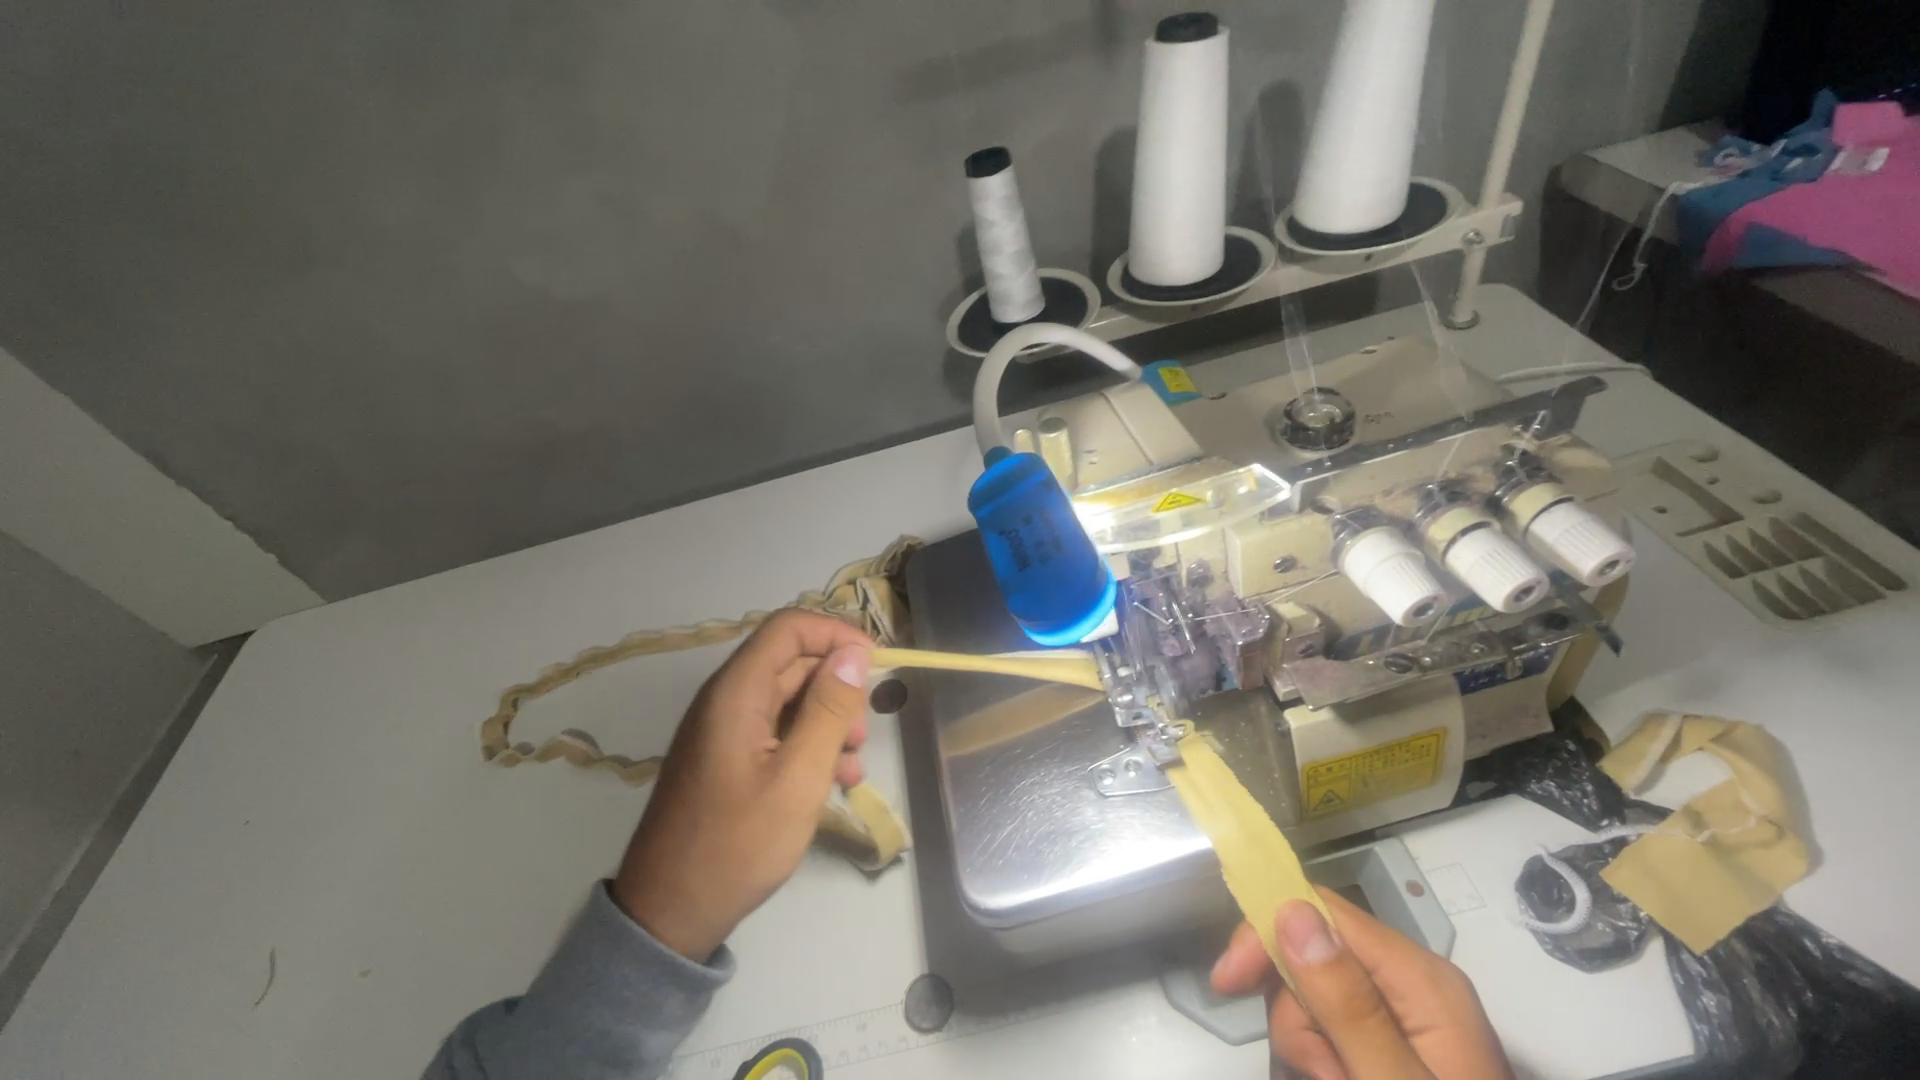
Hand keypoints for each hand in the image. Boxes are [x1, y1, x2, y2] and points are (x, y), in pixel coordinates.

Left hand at [612, 610, 872, 961]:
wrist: (670, 912)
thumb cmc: (738, 844)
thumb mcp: (798, 778)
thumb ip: (829, 710)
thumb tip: (854, 653)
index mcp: (737, 692)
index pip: (790, 628)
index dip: (837, 635)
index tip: (877, 666)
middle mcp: (727, 700)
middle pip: (792, 663)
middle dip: (838, 687)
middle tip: (863, 735)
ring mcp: (724, 730)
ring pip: (789, 699)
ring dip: (829, 721)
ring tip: (852, 767)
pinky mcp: (727, 758)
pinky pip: (776, 731)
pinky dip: (809, 745)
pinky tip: (832, 783)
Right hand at [1210, 888, 1512, 1079]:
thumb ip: (1347, 1004)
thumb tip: (1292, 910)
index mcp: (1421, 978)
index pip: (1324, 912)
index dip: (1267, 932)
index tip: (1228, 982)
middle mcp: (1412, 981)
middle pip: (1313, 953)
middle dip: (1296, 1012)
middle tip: (1316, 1072)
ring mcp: (1404, 1012)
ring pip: (1313, 994)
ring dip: (1307, 1043)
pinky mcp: (1392, 1039)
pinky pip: (1331, 1024)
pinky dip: (1321, 1056)